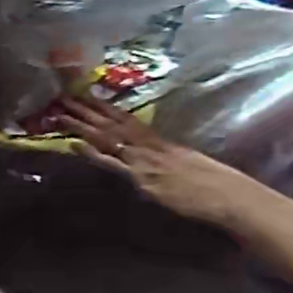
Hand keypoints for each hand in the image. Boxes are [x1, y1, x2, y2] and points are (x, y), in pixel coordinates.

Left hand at [54, 96, 285, 235]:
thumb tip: (156, 155)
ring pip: (106, 138)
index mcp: (162, 142)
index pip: (127, 119)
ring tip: (58, 114)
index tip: (85, 94)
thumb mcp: (190, 163)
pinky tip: (73, 144)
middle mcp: (149, 147)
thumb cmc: (219, 185)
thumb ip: (168, 156)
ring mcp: (144, 161)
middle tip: (62, 96)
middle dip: (86, 110)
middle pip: (111, 123)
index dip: (104, 107)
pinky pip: (112, 163)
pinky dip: (92, 153)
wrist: (234, 198)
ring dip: (81, 126)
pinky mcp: (141, 178)